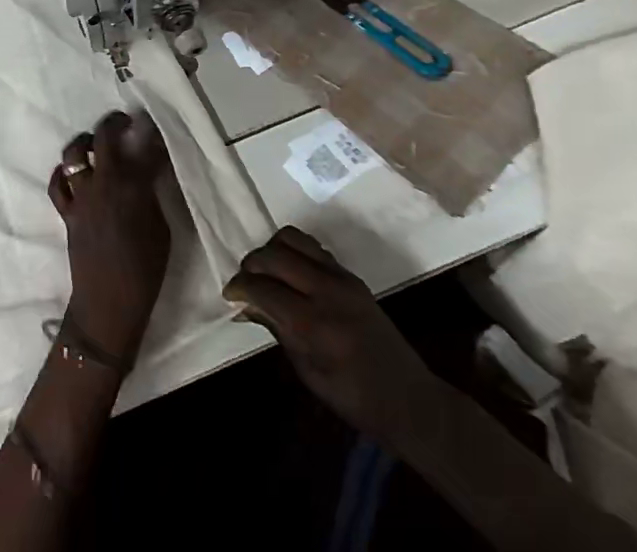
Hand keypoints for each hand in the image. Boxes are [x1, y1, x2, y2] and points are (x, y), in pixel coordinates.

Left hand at [48, 111, 173, 358]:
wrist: (110, 301)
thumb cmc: (146, 268)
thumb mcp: (162, 228)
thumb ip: (152, 194)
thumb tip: (150, 173)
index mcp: (135, 187)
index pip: (146, 148)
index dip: (152, 134)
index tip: (156, 128)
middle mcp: (105, 183)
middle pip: (104, 138)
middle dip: (116, 122)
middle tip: (126, 122)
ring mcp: (81, 196)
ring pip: (74, 154)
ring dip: (85, 142)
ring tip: (96, 143)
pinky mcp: (67, 212)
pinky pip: (57, 184)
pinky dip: (63, 173)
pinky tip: (72, 172)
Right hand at [224, 227, 439, 441]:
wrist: (406, 396)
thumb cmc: (351, 397)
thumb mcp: (306, 370)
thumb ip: (275, 329)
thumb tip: (245, 305)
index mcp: (312, 323)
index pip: (263, 287)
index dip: (239, 286)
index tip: (229, 294)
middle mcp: (327, 290)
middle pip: (275, 254)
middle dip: (252, 263)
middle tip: (244, 283)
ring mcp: (342, 278)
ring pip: (294, 239)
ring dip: (272, 250)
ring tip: (265, 273)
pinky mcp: (352, 275)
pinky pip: (314, 249)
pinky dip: (294, 252)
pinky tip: (290, 275)